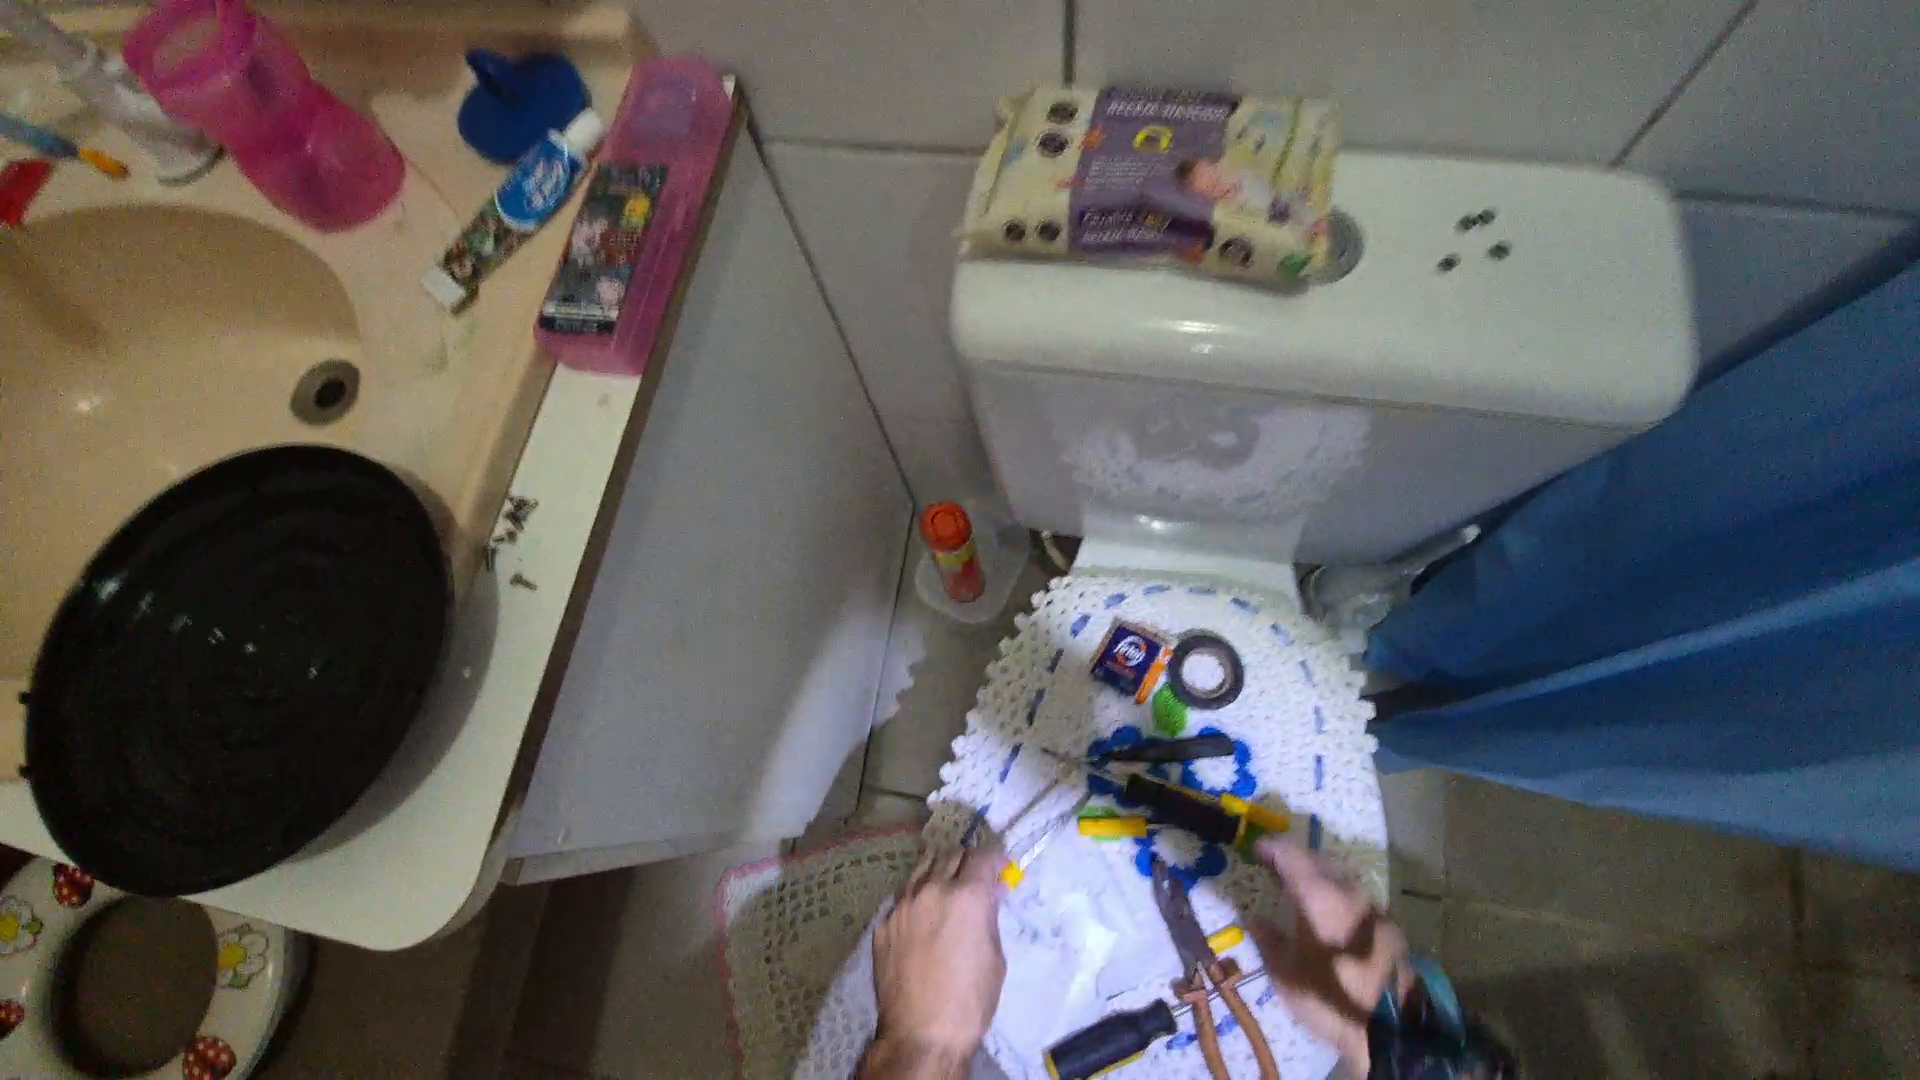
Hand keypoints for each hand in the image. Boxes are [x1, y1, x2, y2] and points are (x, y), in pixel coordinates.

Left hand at [861, 842, 1008, 1078]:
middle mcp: (932, 890)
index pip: (983, 855)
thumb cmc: (970, 1002)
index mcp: (966, 896)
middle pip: (952, 854)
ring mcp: (903, 904)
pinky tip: (922, 920)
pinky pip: (903, 897)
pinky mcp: (883, 923)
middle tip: (975, 878)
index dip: (995, 858)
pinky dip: (918, 899)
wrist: (921, 1035)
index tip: (1000, 867)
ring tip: (946, 890)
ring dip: (939, 872)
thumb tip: (990, 893)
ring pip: (923, 868)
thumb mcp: (995, 956)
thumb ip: (990, 916)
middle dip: (967, 861)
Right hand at [1251, 839, 1412, 1075]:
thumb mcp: (1286, 975)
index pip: (1292, 856)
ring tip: (1302, 892)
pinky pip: (1357, 899)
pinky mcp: (1391, 929)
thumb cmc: (1330, 998)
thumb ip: (1268, 941)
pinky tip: (1330, 917)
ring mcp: (1374, 909)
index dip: (1272, 848)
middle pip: (1320, 861)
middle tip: (1276, 869)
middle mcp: (1349, 893)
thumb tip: (1255, 920)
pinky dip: (1338, 896)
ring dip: (1320, 877)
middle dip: (1296, 859)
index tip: (1256, 849)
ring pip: (1342, 878)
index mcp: (1320, 896)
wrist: (1394, 1035)